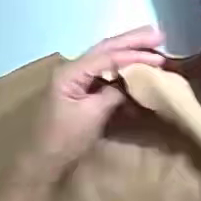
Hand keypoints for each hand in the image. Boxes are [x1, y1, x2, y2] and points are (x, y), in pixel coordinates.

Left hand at [14, 26, 165, 191]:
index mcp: (70, 71)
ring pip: (106, 57)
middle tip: (158, 34)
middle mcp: (72, 69)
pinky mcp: (81, 91)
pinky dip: (122, 68)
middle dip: (133, 40)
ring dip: (129, 51)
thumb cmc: (64, 141)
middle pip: (106, 48)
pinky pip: (104, 73)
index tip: (159, 56)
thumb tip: (131, 82)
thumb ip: (113, 94)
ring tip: (152, 44)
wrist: (41, 165)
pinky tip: (137, 66)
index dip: (134, 54)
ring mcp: (76, 79)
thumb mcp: (92, 116)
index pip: (107, 56)